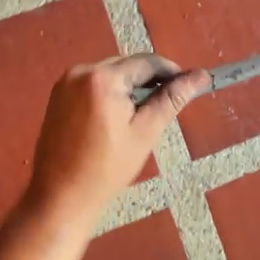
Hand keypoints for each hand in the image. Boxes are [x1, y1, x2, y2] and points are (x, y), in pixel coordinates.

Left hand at [25, 54, 209, 224]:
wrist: (60, 197)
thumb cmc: (107, 169)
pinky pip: (93, 82)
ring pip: (110, 72)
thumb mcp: (145, 133)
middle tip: (165, 105)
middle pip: (127, 65)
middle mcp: (81, 70)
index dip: (171, 72)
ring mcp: (66, 81)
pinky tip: (116, 117)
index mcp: (103, 78)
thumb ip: (172, 99)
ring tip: (141, 115)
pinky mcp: (58, 93)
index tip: (188, 85)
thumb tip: (201, 75)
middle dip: (148, 80)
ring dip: (129, 86)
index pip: (147, 62)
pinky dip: (109, 92)